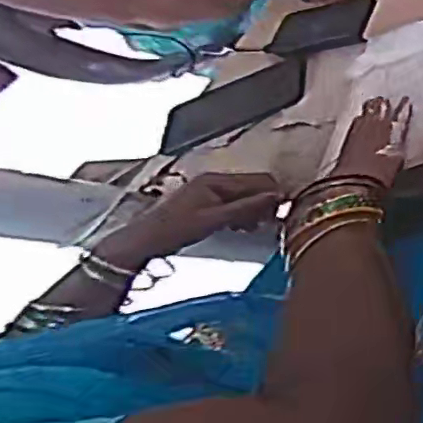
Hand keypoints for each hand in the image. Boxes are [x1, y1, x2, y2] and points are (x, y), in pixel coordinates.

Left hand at [94, 173, 283, 266]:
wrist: (139, 243)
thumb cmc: (174, 230)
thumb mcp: (214, 219)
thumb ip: (247, 207)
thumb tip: (278, 197)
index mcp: (217, 180)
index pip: (259, 180)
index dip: (275, 194)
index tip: (284, 212)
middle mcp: (214, 180)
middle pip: (253, 186)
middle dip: (265, 203)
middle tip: (270, 222)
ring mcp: (208, 190)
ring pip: (245, 195)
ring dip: (254, 210)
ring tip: (253, 227)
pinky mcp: (205, 201)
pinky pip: (234, 202)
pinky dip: (242, 213)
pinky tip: (241, 226)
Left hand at [328, 96, 411, 187]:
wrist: (352, 182)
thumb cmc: (379, 173)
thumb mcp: (397, 160)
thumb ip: (399, 147)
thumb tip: (401, 141)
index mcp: (387, 130)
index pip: (396, 115)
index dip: (402, 108)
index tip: (406, 100)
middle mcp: (371, 128)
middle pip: (377, 112)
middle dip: (381, 105)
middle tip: (384, 98)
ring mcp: (357, 134)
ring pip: (365, 116)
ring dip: (369, 109)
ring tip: (372, 102)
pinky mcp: (346, 142)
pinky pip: (356, 124)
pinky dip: (359, 119)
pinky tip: (359, 118)